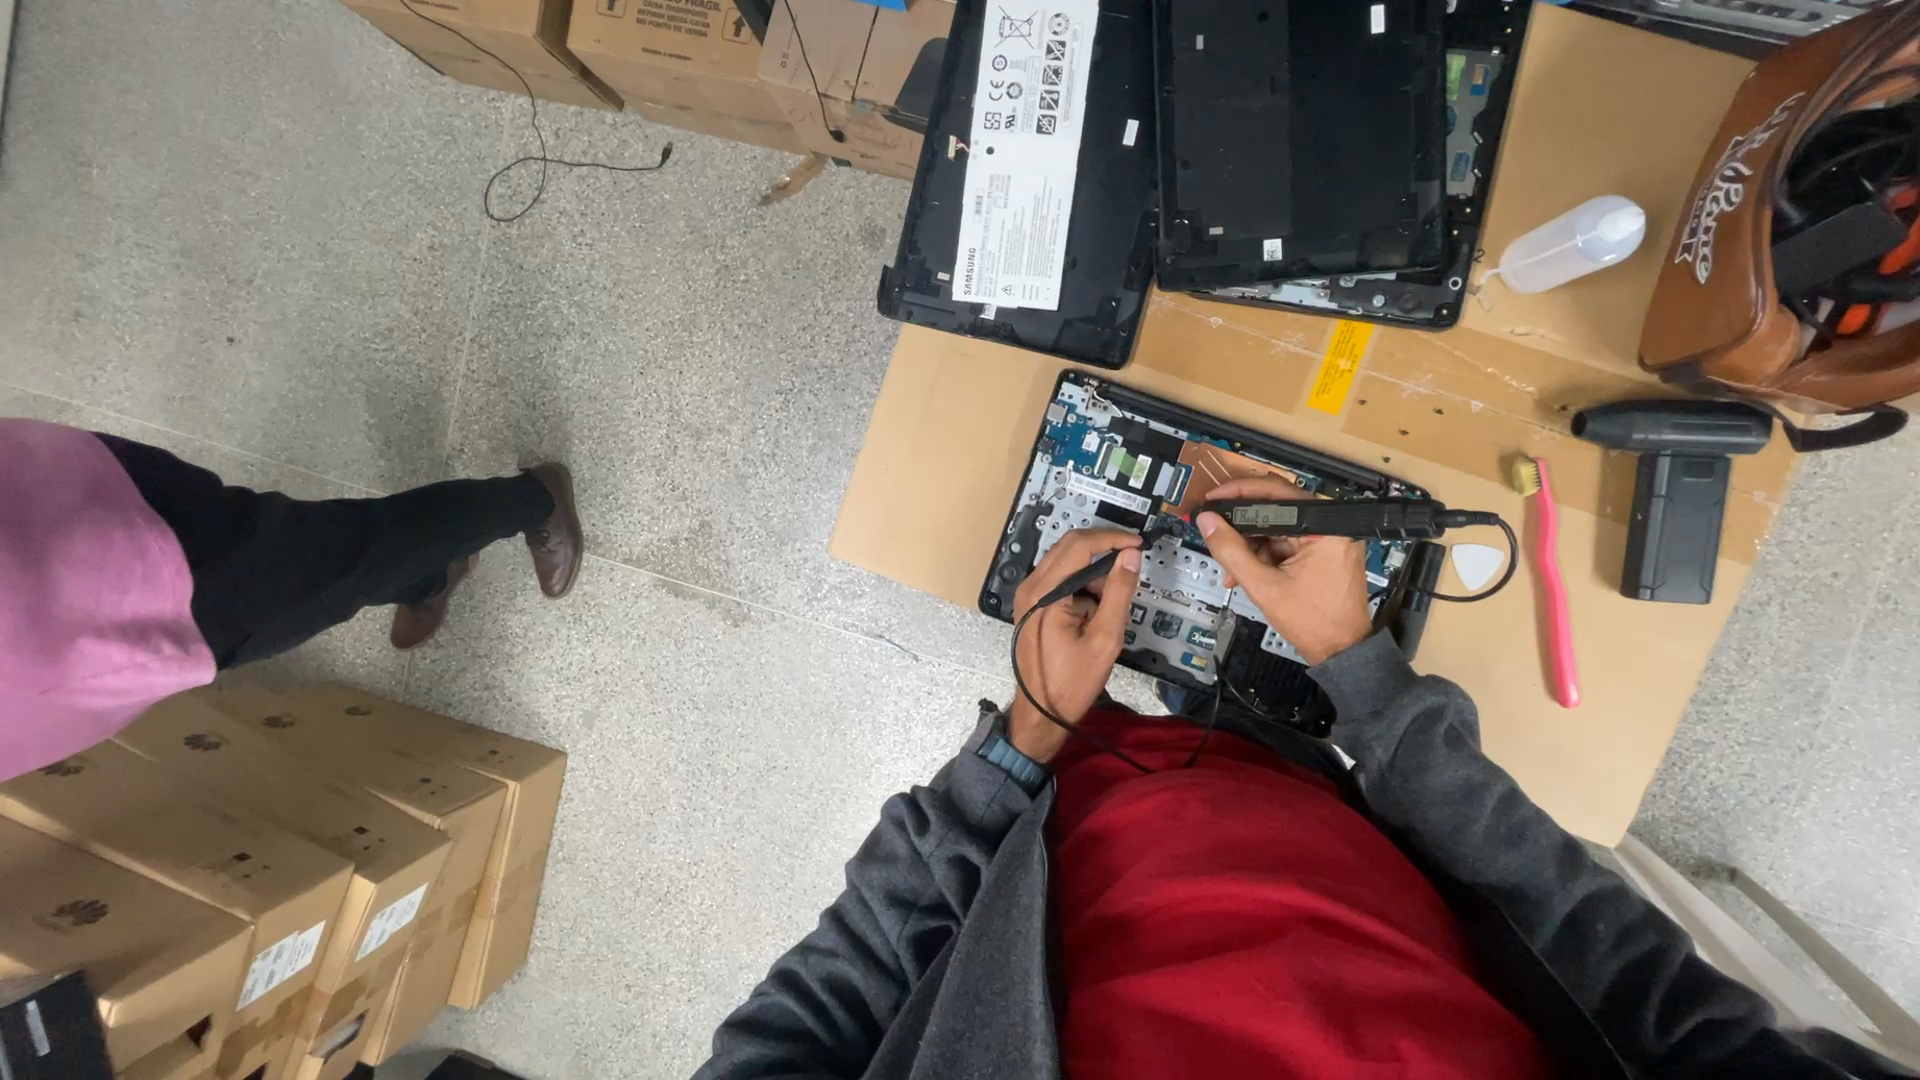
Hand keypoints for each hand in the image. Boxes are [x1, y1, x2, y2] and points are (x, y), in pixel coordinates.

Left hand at [1009, 528, 1142, 762]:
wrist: (1041, 712)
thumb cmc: (1072, 682)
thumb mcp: (1105, 638)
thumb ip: (1118, 593)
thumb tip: (1130, 556)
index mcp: (1044, 592)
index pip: (1079, 545)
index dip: (1112, 538)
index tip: (1138, 544)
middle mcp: (1030, 586)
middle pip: (1069, 546)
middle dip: (1104, 549)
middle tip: (1132, 563)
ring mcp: (1027, 594)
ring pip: (1065, 561)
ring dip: (1093, 570)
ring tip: (1113, 601)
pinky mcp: (1031, 604)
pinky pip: (1059, 579)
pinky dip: (1081, 584)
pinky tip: (1097, 609)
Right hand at [1197, 478, 1373, 665]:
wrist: (1341, 651)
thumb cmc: (1312, 621)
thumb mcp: (1262, 585)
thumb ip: (1230, 550)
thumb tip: (1206, 521)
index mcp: (1325, 527)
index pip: (1276, 493)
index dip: (1238, 494)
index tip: (1212, 501)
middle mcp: (1331, 526)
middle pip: (1274, 511)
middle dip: (1241, 527)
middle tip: (1214, 534)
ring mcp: (1328, 539)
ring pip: (1275, 528)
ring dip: (1249, 546)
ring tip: (1230, 570)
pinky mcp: (1323, 552)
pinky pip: (1284, 543)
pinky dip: (1263, 556)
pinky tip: (1246, 573)